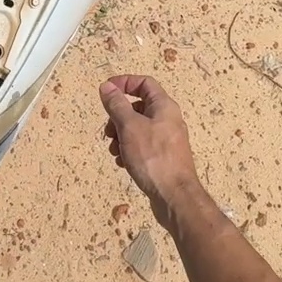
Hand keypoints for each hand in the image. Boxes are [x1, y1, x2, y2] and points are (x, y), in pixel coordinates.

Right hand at [100, 75, 203, 230]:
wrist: (174, 198)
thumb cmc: (153, 157)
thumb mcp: (129, 127)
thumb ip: (116, 105)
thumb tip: (106, 86)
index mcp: (164, 106)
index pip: (144, 83)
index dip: (124, 83)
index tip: (106, 91)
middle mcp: (168, 119)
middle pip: (138, 107)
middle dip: (119, 117)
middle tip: (108, 131)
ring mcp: (167, 140)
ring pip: (138, 128)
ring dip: (121, 136)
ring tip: (114, 150)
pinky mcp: (163, 158)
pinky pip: (143, 145)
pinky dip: (130, 150)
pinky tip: (123, 162)